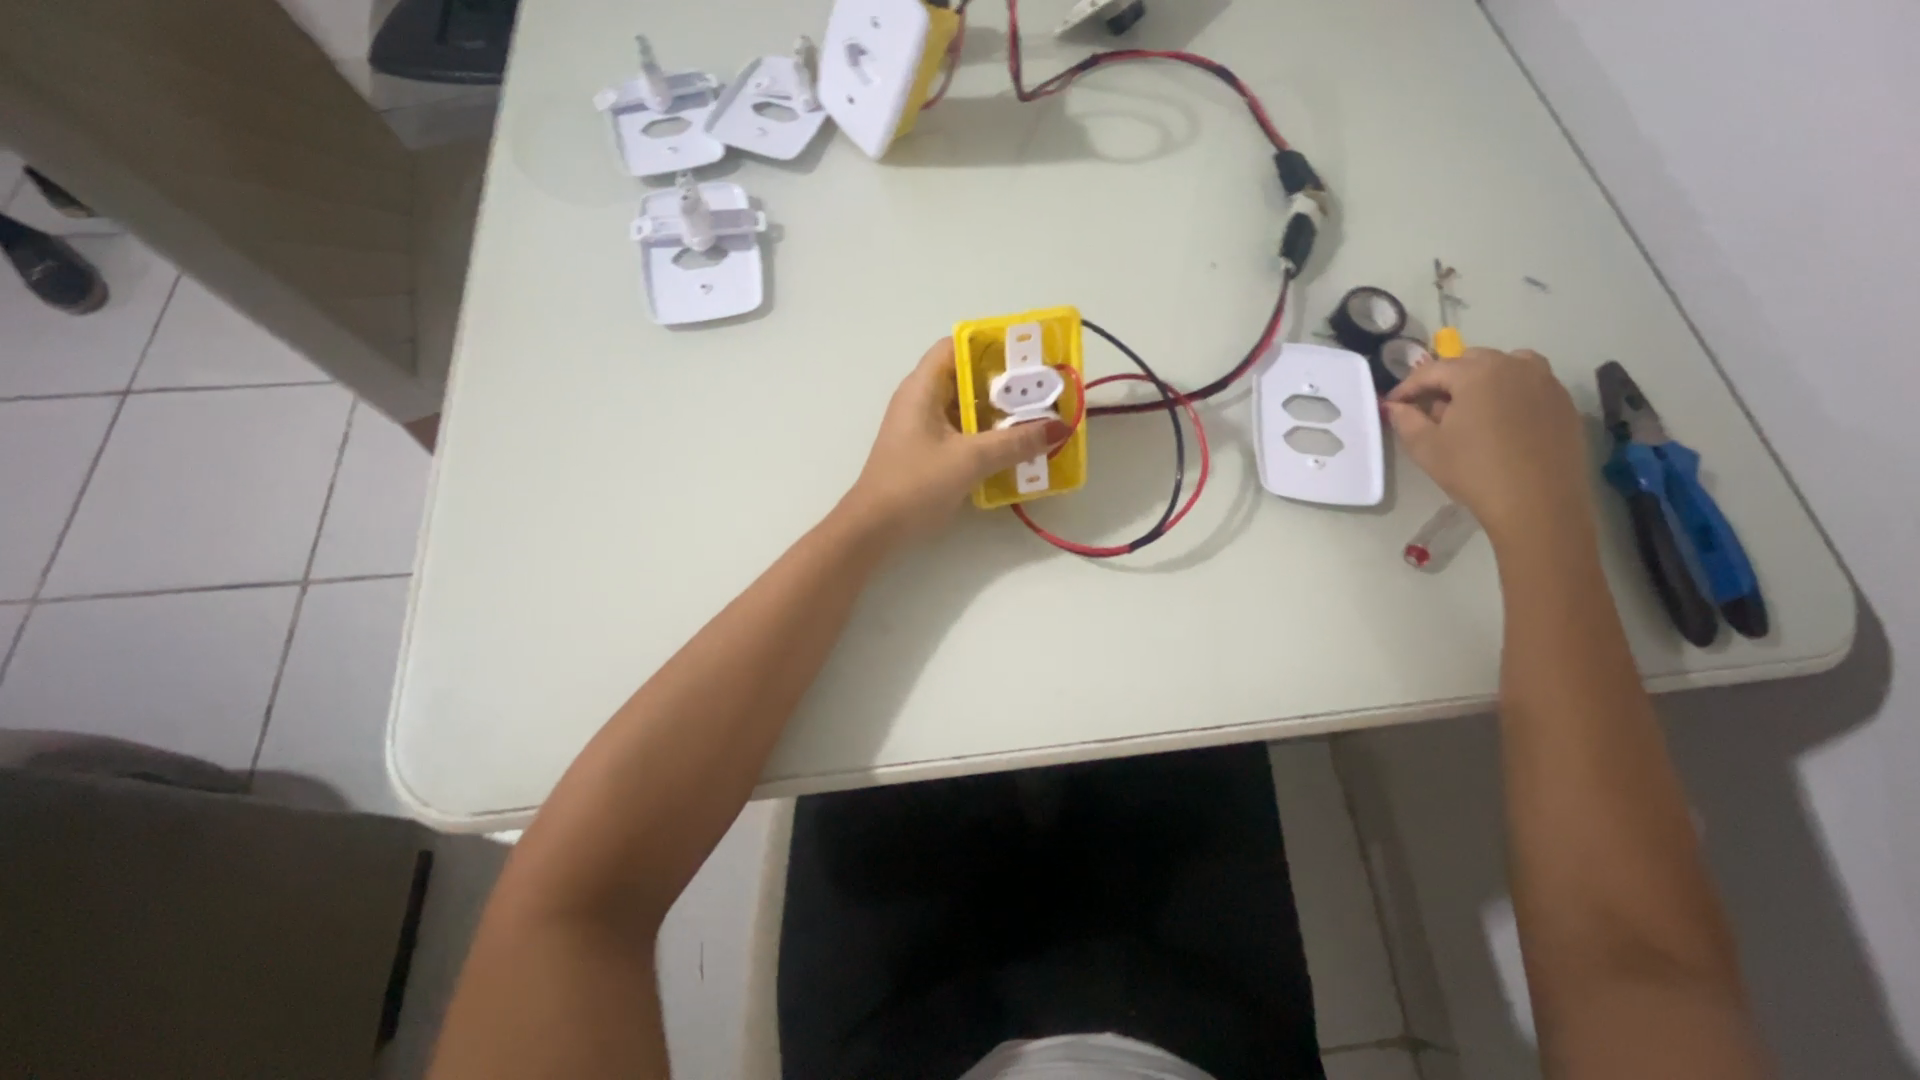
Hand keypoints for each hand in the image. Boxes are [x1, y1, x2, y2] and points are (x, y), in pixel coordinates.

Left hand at [842, 338, 1069, 545]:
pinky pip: (962, 432)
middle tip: (1043, 390)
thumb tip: (1059, 427)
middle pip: (965, 376)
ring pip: (966, 407)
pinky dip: (986, 435)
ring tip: (1038, 417)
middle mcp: (920, 399)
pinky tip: (1014, 448)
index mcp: (922, 387)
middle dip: (1004, 382)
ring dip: (998, 412)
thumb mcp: (970, 460)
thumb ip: (1016, 442)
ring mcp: (922, 427)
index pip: (956, 346)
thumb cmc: (915, 484)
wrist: (874, 530)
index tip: (1027, 355)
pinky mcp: (926, 451)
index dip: (991, 345)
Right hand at [1383, 348, 1592, 544]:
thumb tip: (1395, 406)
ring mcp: (1545, 381)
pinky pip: (1531, 384)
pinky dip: (1510, 392)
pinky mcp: (1563, 402)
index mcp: (1477, 373)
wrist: (1538, 503)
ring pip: (1506, 366)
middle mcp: (1514, 366)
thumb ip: (1405, 419)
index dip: (1408, 387)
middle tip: (1431, 406)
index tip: (1393, 403)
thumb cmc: (1474, 471)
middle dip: (1447, 379)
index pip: (1433, 370)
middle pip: (1471, 361)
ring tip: (1470, 406)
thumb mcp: (1426, 447)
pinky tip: (1501, 420)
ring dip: (1482, 379)